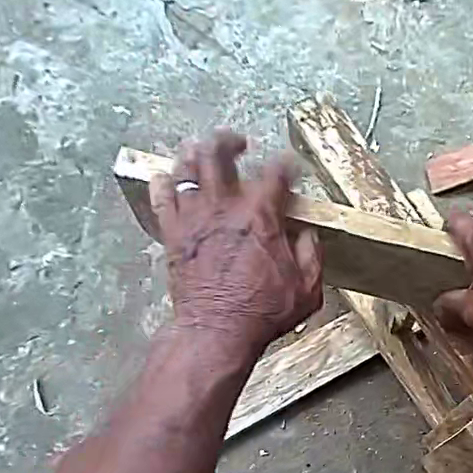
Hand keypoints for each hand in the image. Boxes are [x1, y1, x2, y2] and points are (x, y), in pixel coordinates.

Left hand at [148, 131, 323, 352]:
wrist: (218, 330)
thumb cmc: (263, 313)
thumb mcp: (307, 289)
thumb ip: (311, 257)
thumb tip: (307, 236)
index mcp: (261, 218)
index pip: (275, 174)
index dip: (286, 164)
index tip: (290, 165)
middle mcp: (225, 208)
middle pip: (220, 154)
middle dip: (230, 141)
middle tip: (238, 142)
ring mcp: (194, 218)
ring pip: (187, 166)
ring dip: (196, 153)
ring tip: (202, 150)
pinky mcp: (173, 233)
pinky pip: (161, 195)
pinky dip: (164, 181)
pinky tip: (168, 178)